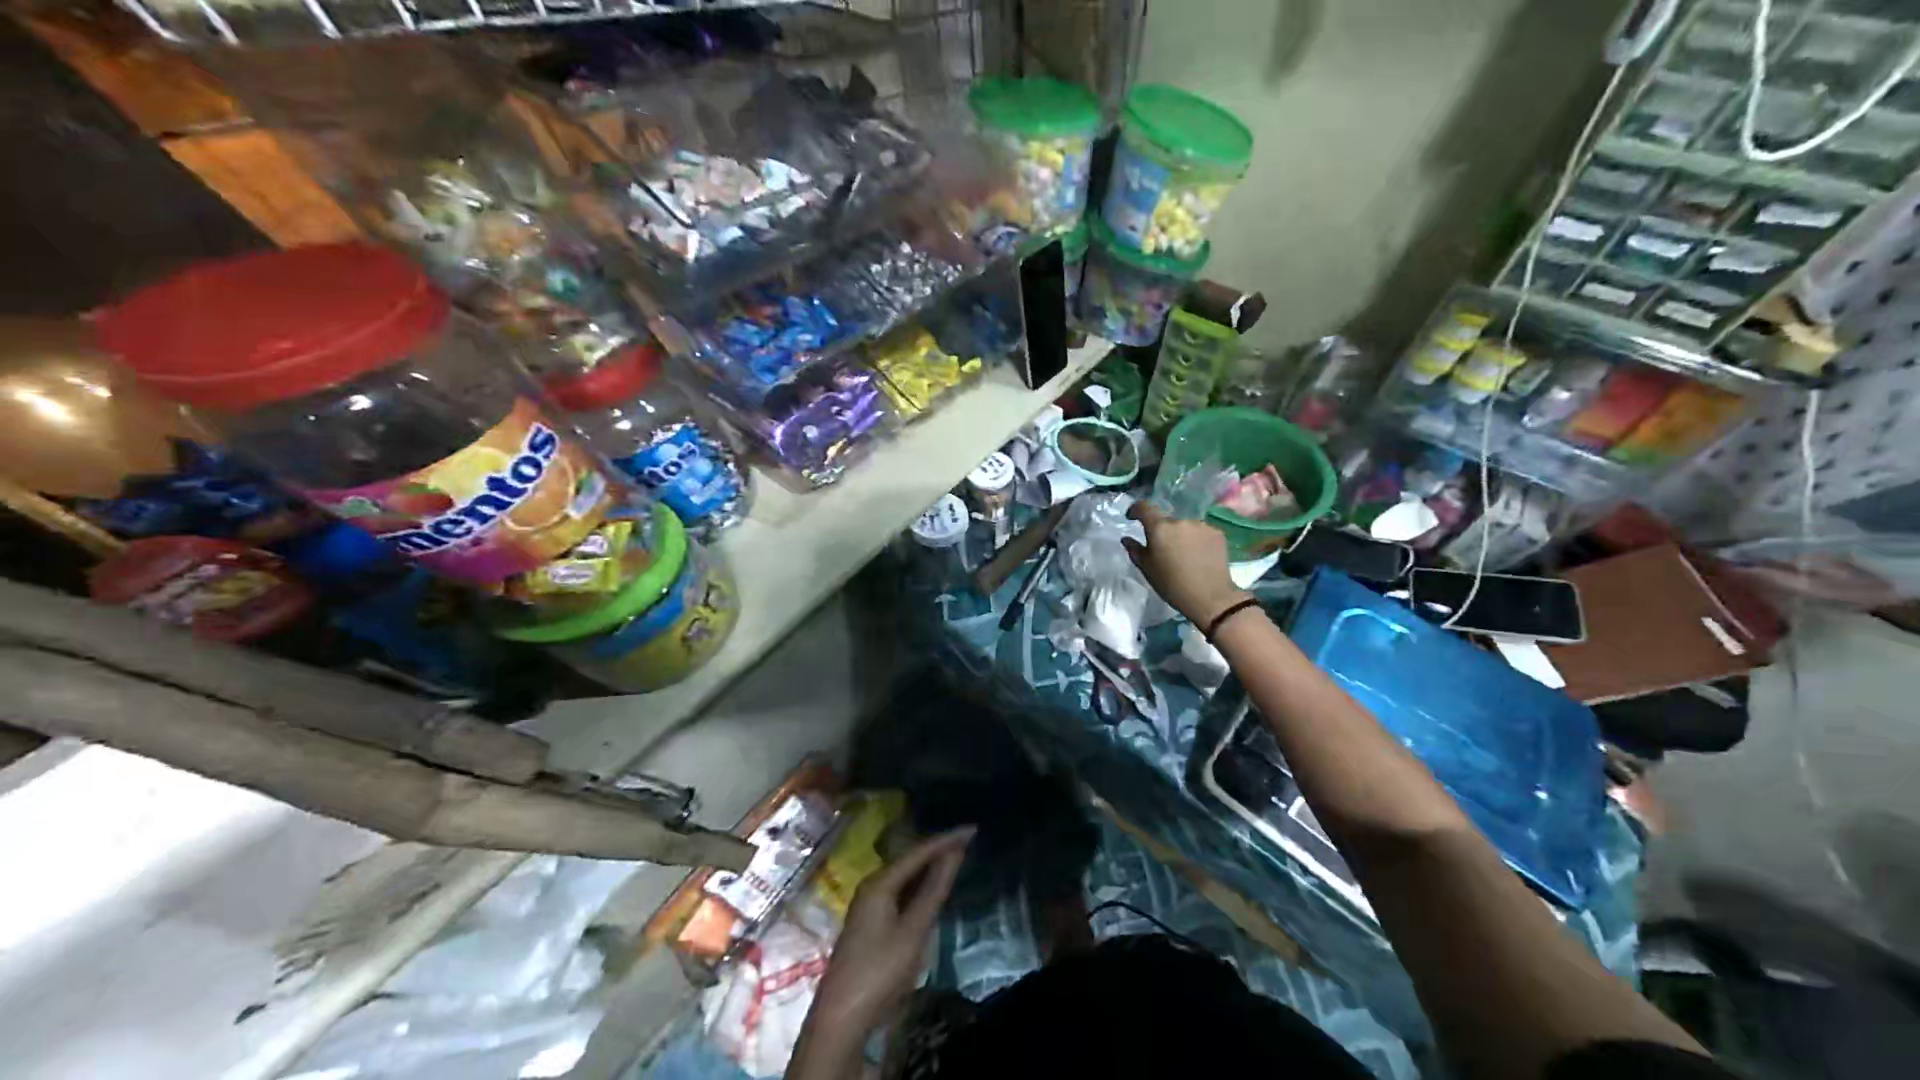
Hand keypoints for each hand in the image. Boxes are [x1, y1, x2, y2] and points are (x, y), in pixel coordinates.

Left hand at [809, 827, 972, 1031]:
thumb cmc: (879, 971)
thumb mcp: (914, 930)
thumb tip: (954, 852)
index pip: (918, 851)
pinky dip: (920, 888)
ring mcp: (869, 906)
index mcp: (879, 883)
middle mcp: (872, 887)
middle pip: (910, 861)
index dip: (946, 840)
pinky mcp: (871, 924)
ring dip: (930, 869)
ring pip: (905, 878)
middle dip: (938, 850)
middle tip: (968, 842)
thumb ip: (934, 890)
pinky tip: (933, 892)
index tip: (972, 830)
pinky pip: (901, 894)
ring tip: (957, 860)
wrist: (841, 1018)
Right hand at [1124, 501, 1249, 626]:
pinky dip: (1196, 539)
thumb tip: (1127, 538)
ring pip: (1185, 526)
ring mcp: (1201, 525)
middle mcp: (1180, 521)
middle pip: (1166, 519)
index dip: (1136, 509)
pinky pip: (1200, 531)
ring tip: (1183, 553)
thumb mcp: (1147, 569)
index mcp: (1159, 528)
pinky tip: (1198, 555)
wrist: (1210, 597)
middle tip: (1162, 548)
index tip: (1132, 517)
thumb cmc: (1172, 585)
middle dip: (1162, 530)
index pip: (1144, 507)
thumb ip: (1135, 549)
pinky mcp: (1217, 533)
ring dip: (1180, 535)